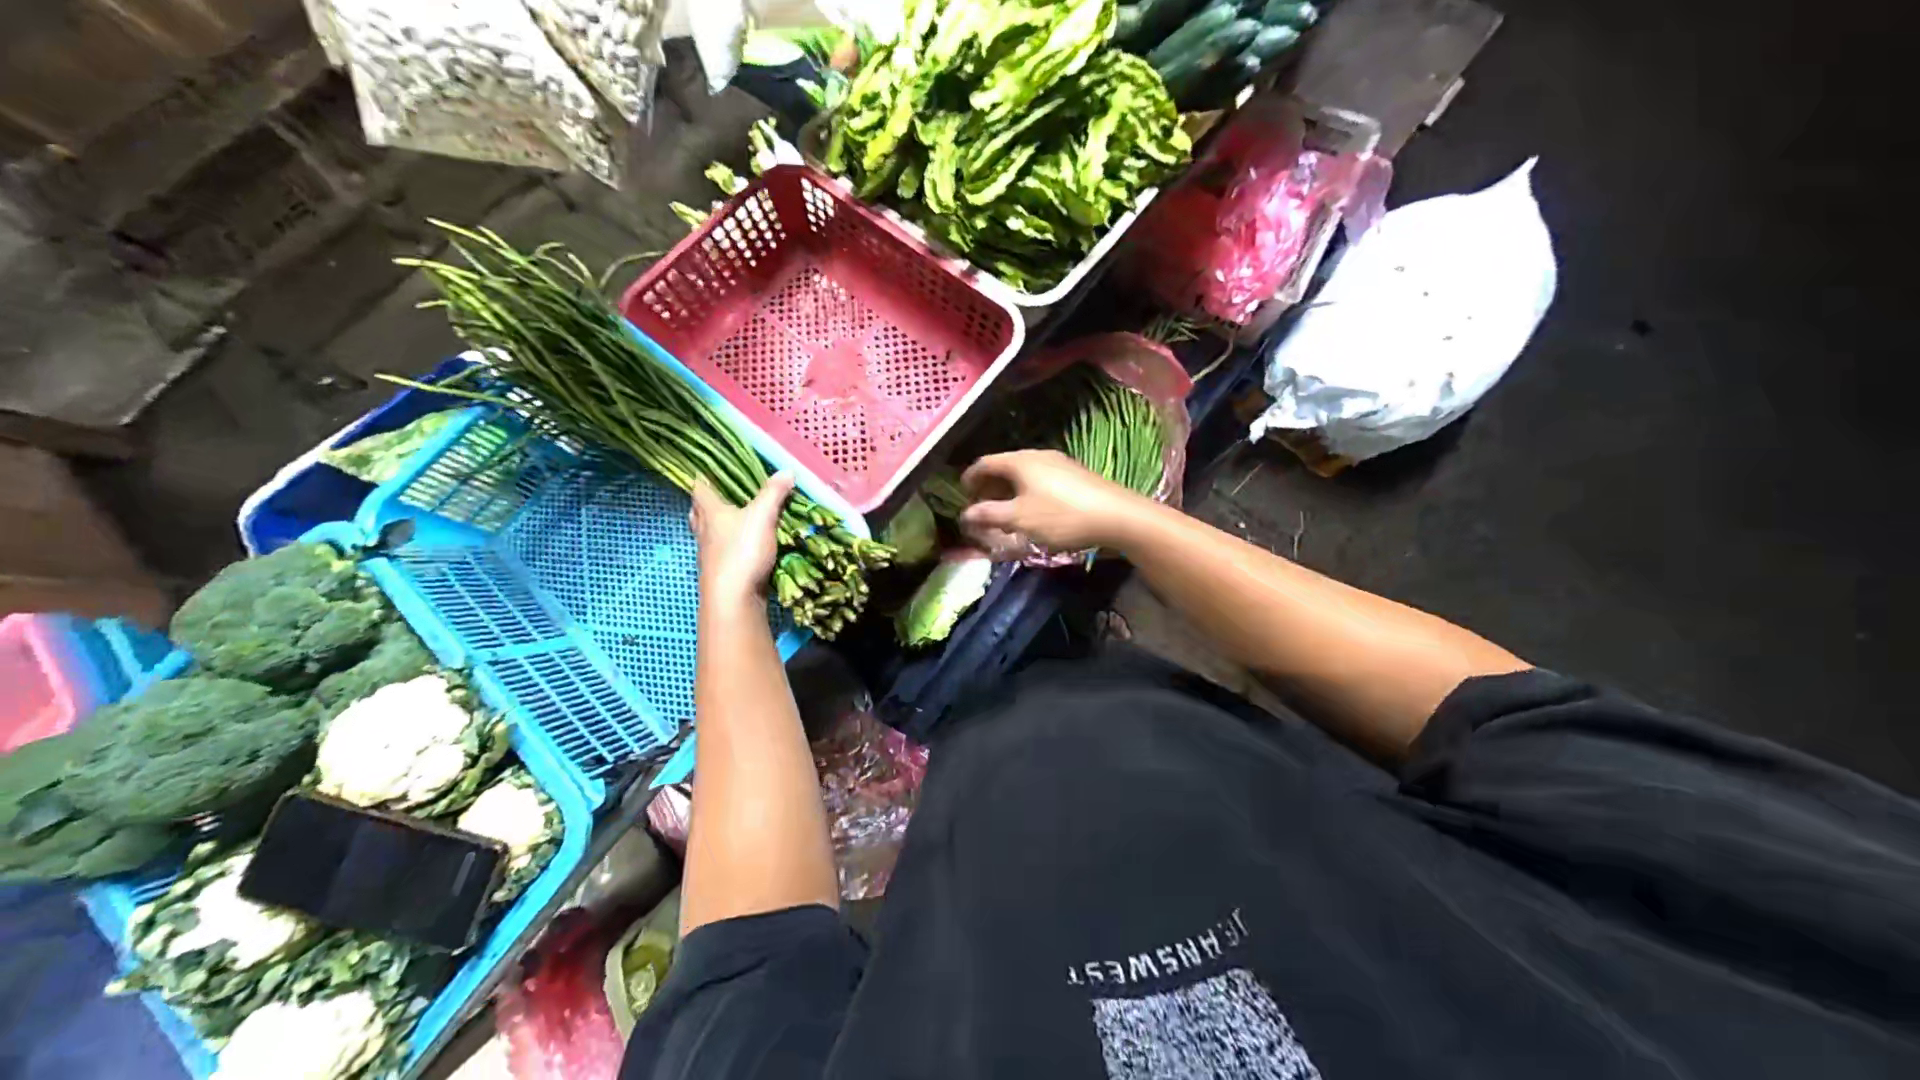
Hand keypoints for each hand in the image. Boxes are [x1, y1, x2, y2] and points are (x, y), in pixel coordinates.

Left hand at [691, 472, 793, 607]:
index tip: (706, 472)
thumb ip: (774, 493)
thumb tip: (787, 470)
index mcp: (711, 513)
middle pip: (698, 513)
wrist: (733, 598)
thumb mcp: (763, 516)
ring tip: (728, 521)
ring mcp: (709, 555)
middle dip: (705, 504)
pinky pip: (720, 554)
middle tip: (718, 496)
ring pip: (706, 535)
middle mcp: (705, 532)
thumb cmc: (742, 550)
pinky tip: (739, 549)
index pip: (699, 490)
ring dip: (714, 527)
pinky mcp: (720, 573)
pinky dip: (726, 548)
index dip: (703, 479)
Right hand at [958, 450, 1150, 558]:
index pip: (984, 463)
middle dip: (989, 487)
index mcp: (1020, 461)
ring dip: (1008, 491)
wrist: (1116, 515)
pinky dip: (1026, 492)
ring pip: (1023, 474)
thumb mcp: (1019, 519)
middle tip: (980, 507)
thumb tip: (965, 514)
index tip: (962, 494)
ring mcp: (1058, 463)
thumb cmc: (1061, 515)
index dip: (969, 478)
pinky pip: (1040, 480)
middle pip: (1004, 467)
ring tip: (1004, 512)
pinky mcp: (1074, 476)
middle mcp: (1037, 455)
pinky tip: (1032, 510)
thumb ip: (989, 515)